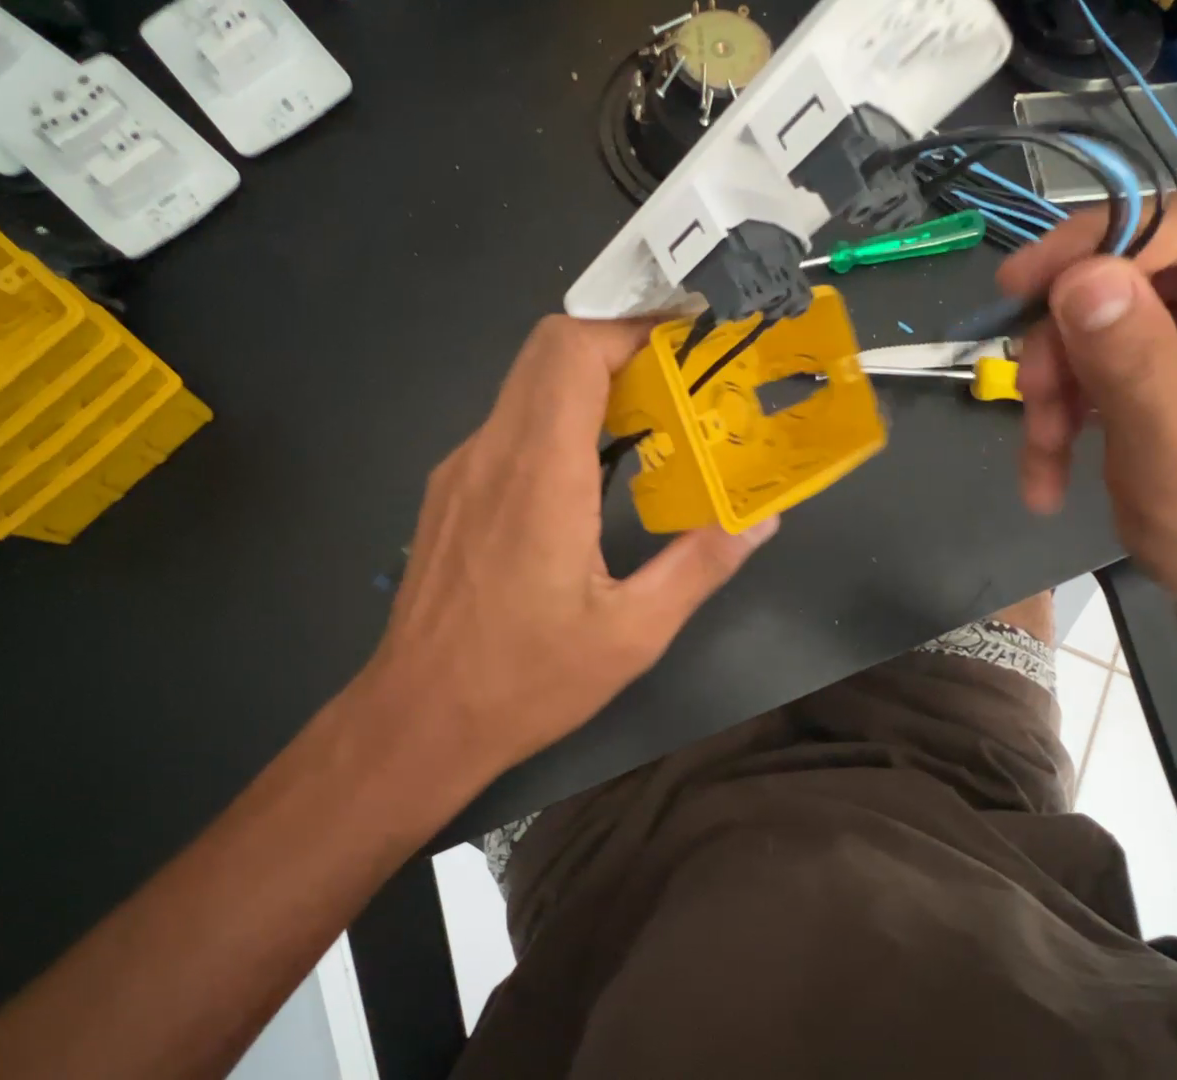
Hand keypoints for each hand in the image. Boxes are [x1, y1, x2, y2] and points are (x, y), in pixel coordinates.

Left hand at [358, 316, 777, 783]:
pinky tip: (587, 475)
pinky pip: (507, 427)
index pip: (572, 350)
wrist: (416, 719)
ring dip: (586, 384)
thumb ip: (700, 566)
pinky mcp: (450, 494)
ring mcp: (460, 471)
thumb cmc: (525, 680)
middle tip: (677, 381)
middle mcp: (490, 453)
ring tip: (646, 423)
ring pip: (523, 386)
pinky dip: (554, 421)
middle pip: (547, 351)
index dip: (630, 328)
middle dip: (616, 347)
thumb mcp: (632, 634)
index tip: (684, 344)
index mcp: (539, 474)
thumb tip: (761, 520)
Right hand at [999, 184, 1176, 639]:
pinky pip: (1112, 345)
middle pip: (1154, 264)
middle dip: (1073, 331)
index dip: (1109, 239)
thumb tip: (1079, 276)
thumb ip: (1135, 370)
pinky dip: (1069, 397)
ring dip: (1061, 375)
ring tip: (1041, 449)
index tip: (1021, 290)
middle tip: (1027, 394)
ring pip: (1117, 306)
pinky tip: (1051, 459)